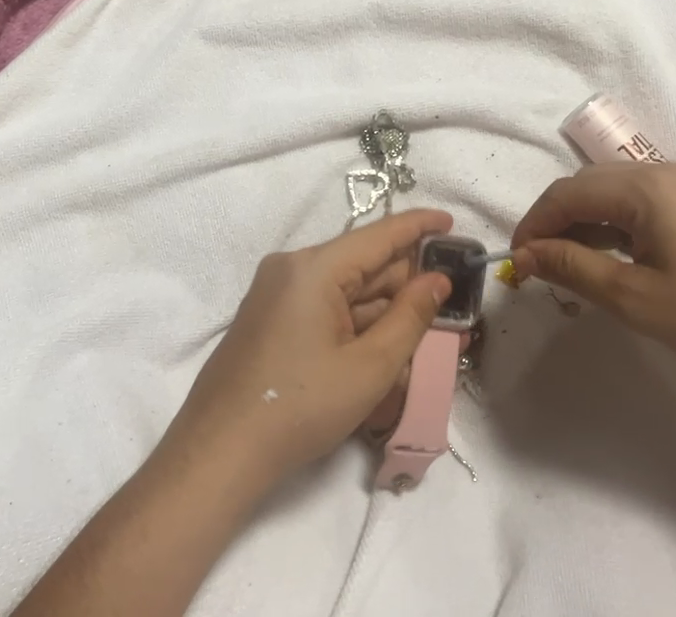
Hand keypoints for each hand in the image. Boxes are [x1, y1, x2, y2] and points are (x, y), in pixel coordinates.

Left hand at [160, 210, 453, 483]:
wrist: (220, 453)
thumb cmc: (301, 407)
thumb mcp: (370, 366)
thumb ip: (410, 317)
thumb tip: (436, 280)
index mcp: (313, 268)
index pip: (378, 236)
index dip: (419, 227)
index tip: (453, 223)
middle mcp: (291, 270)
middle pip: (363, 265)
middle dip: (409, 281)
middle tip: (454, 297)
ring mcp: (276, 297)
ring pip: (346, 292)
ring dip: (387, 309)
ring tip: (432, 326)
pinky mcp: (270, 323)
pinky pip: (325, 310)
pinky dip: (359, 324)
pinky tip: (389, 344)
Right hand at [510, 163, 675, 379]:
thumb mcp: (636, 299)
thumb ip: (573, 269)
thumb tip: (525, 254)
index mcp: (646, 187)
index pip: (567, 192)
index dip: (533, 225)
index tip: (516, 263)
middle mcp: (669, 171)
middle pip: (592, 184)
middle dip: (558, 221)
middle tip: (543, 267)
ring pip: (622, 191)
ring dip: (590, 222)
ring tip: (580, 267)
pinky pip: (652, 201)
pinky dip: (623, 223)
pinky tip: (627, 259)